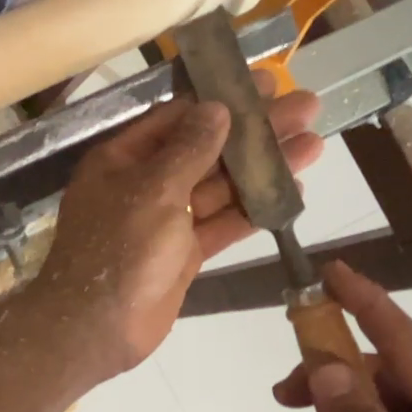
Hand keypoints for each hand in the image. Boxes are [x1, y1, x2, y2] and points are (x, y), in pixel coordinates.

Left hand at [28, 78, 322, 376]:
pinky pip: (221, 223)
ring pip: (219, 186)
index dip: (219, 101)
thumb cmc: (118, 251)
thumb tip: (214, 108)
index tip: (265, 84)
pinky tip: (293, 189)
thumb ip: (188, 150)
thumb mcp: (152, 191)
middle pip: (204, 150)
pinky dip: (253, 208)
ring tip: (314, 142)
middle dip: (253, 131)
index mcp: (120, 161)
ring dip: (262, 167)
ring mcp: (163, 220)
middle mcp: (141, 185)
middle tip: (307, 107)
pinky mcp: (182, 253)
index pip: (175, 119)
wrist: (96, 327)